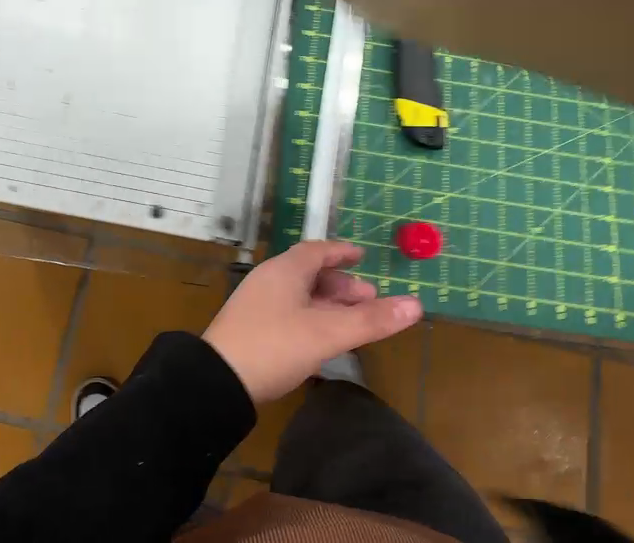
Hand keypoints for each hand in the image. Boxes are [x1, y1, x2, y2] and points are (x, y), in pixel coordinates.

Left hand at [201, 240, 421, 403]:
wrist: (217, 383)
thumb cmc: (274, 346)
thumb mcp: (327, 333)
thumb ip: (371, 320)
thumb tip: (416, 304)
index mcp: (284, 270)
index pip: (317, 250)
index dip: (342, 252)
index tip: (363, 256)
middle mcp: (269, 280)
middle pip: (309, 274)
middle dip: (341, 285)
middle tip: (370, 299)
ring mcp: (257, 306)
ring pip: (299, 296)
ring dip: (328, 305)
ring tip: (353, 323)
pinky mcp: (250, 331)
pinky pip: (289, 314)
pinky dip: (313, 320)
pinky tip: (324, 342)